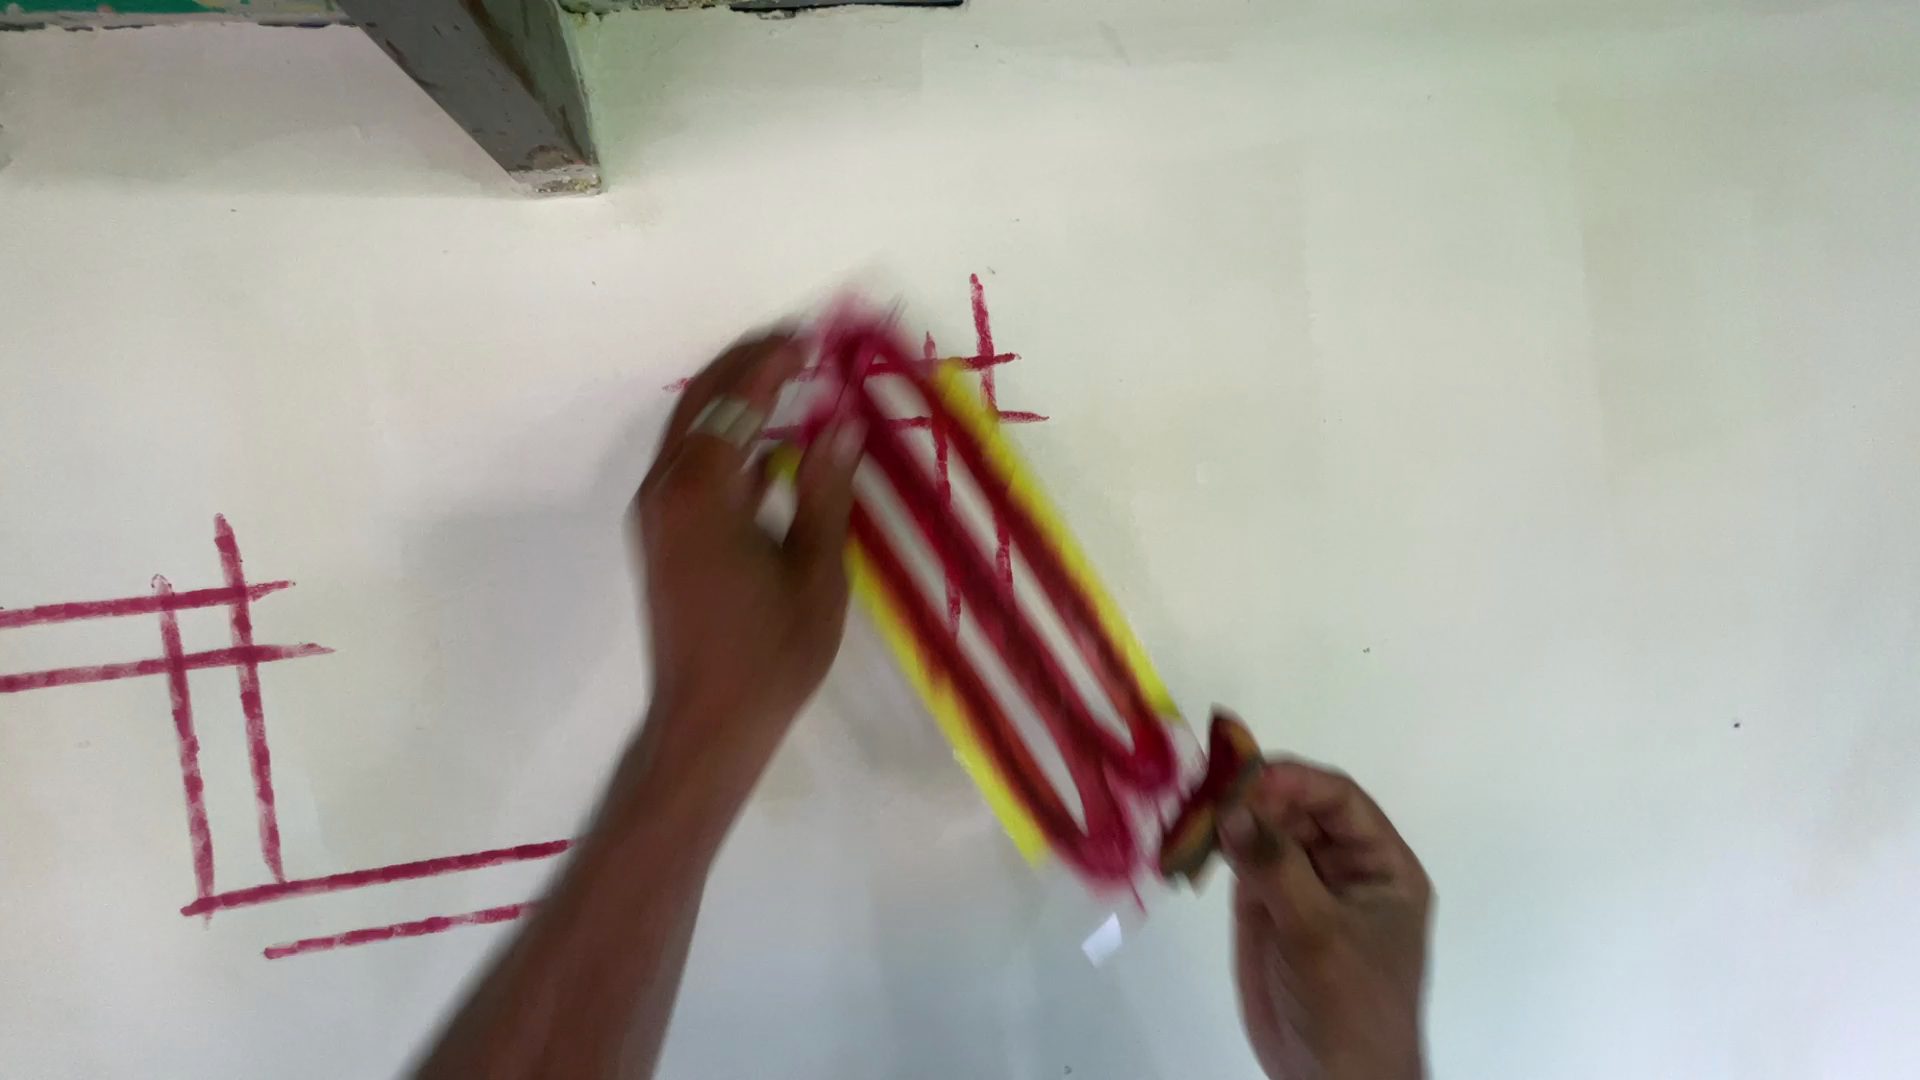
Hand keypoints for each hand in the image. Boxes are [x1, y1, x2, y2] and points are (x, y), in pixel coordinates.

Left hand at [631, 333, 863, 795]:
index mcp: (703, 495)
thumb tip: (841, 424)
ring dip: (734, 394)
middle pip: (701, 402)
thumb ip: (824, 491)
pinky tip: (762, 435)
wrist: (709, 721)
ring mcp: (655, 513)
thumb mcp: (816, 573)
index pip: (736, 402)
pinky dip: (724, 432)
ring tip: (786, 375)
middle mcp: (666, 491)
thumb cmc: (772, 654)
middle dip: (747, 364)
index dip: (774, 364)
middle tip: (798, 345)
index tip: (812, 340)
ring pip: (690, 427)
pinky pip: (689, 459)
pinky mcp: (660, 533)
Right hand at [1218, 753, 1432, 1079]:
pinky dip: (1213, 842)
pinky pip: (1239, 855)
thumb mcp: (1320, 934)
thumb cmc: (1349, 1008)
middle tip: (1205, 789)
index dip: (1296, 780)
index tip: (1247, 774)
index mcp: (1380, 866)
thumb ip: (1277, 867)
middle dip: (1252, 793)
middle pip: (1295, 805)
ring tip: (1188, 806)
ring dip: (1227, 813)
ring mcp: (1299, 880)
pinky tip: (1187, 834)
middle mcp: (1340, 864)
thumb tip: (1229, 808)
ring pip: (1262, 826)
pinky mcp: (1264, 900)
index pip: (1340, 800)